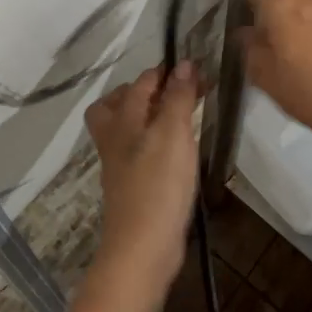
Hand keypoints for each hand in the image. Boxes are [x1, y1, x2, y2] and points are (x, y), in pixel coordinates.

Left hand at [84, 63, 199, 288]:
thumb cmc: (158, 183)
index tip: (195, 69)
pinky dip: (155, 143)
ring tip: (180, 118)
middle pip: (116, 105)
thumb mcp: (173, 133)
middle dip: (141, 92)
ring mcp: (121, 165)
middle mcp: (115, 139)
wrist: (143, 247)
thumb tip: (184, 64)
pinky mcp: (133, 187)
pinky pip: (139, 152)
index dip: (166, 72)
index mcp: (122, 120)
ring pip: (126, 129)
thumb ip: (178, 97)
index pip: (140, 83)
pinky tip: (177, 151)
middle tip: (175, 92)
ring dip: (148, 117)